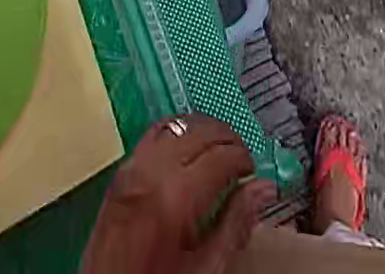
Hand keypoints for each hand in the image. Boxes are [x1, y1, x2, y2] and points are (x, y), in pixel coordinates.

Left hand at [81, 115, 277, 273]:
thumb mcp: (205, 270)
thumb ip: (236, 224)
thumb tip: (264, 188)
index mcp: (177, 197)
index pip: (223, 155)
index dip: (244, 160)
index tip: (252, 174)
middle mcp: (154, 171)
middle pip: (203, 132)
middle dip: (228, 141)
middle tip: (240, 163)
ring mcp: (133, 168)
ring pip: (179, 125)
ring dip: (204, 132)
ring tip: (217, 154)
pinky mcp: (120, 173)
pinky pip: (155, 134)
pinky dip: (177, 133)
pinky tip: (187, 151)